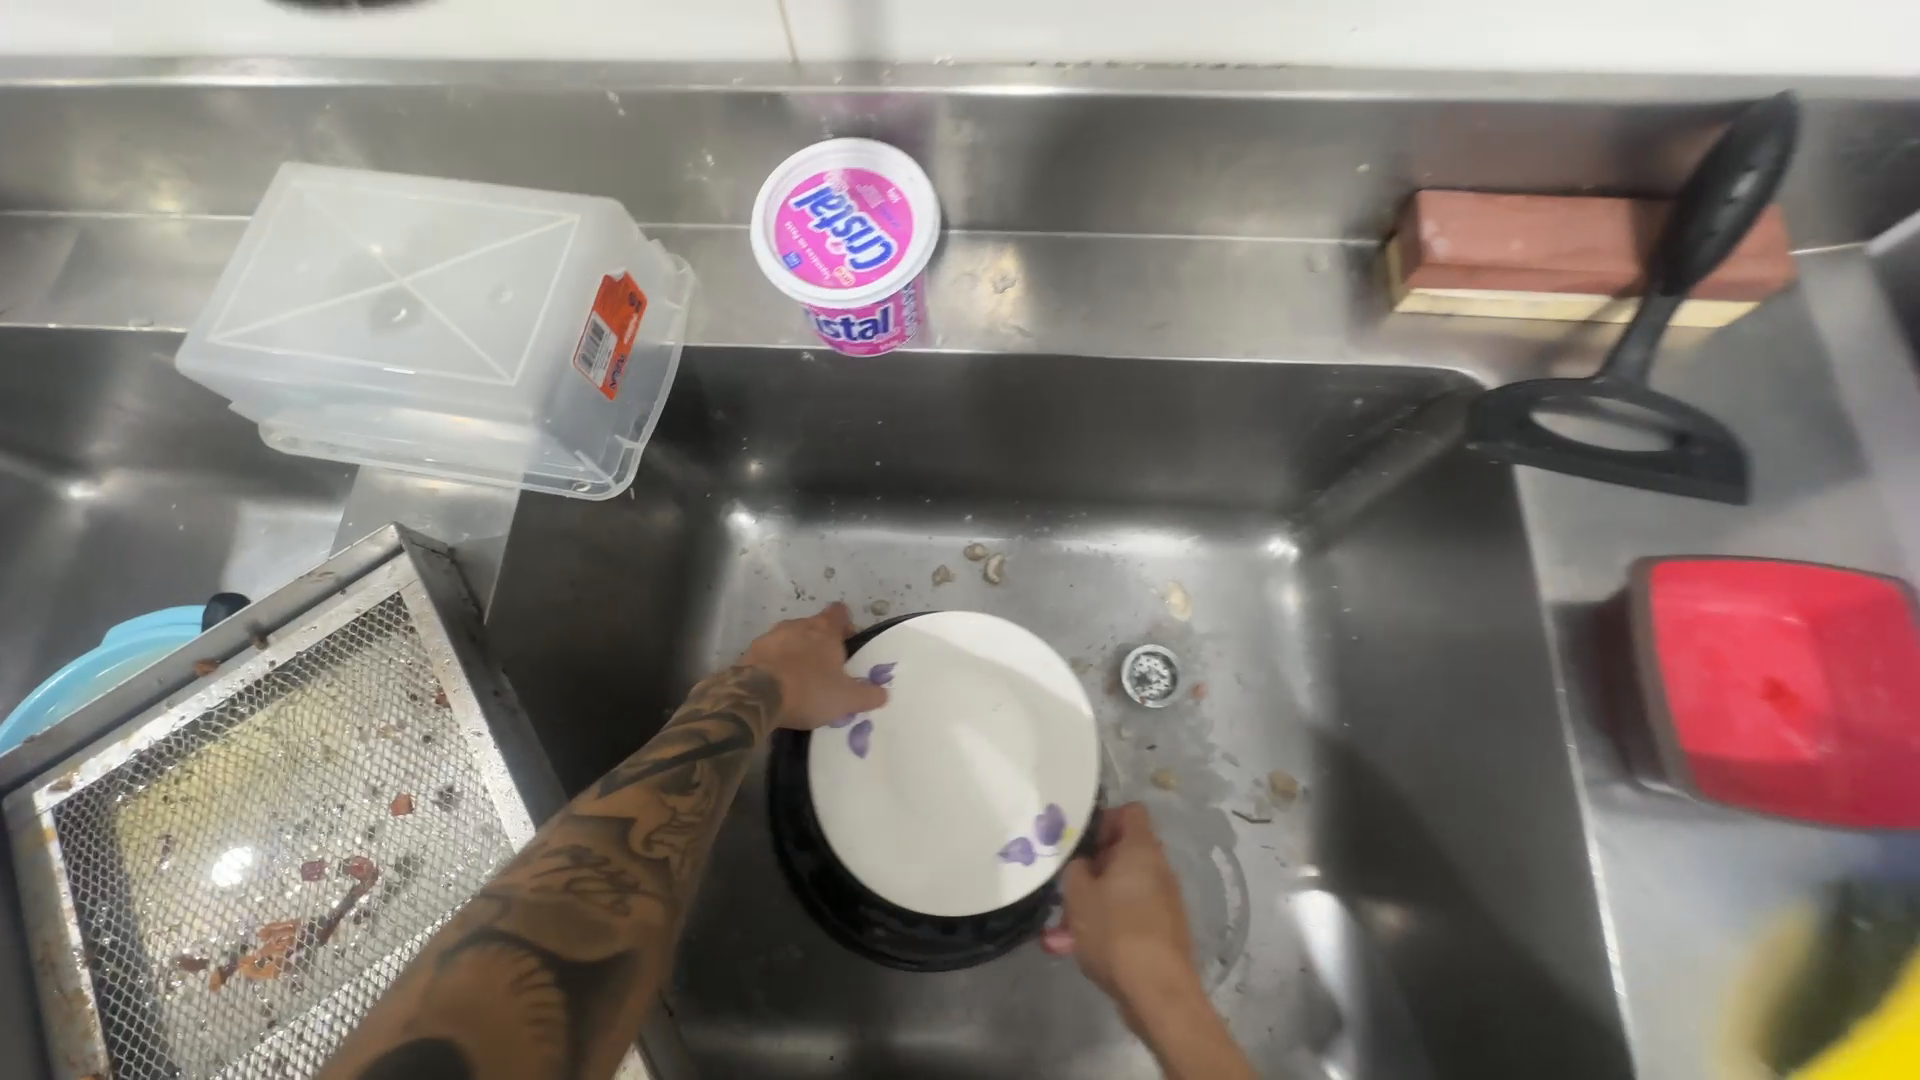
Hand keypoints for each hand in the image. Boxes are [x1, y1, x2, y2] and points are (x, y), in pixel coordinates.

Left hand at [740, 602, 887, 730]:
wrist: (755, 696)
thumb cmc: (809, 689)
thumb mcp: (846, 698)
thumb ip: (867, 695)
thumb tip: (883, 693)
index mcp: (824, 629)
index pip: (839, 613)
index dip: (846, 624)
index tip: (848, 641)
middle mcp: (797, 625)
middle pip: (813, 627)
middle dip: (820, 643)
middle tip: (828, 669)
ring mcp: (770, 637)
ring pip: (789, 640)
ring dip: (796, 654)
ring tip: (801, 680)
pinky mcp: (750, 653)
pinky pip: (769, 655)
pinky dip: (775, 666)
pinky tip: (778, 687)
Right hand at [1043, 802, 1203, 1029]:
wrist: (1158, 993)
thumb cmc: (1115, 931)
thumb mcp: (1078, 894)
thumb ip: (1075, 868)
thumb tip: (1082, 862)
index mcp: (1141, 849)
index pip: (1130, 812)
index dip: (1104, 820)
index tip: (1081, 843)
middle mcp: (1158, 870)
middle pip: (1122, 854)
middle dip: (1091, 870)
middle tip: (1066, 889)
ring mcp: (1164, 903)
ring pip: (1121, 891)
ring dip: (1093, 903)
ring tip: (1060, 932)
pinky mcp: (1162, 933)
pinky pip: (1128, 917)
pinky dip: (1106, 926)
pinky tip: (1077, 949)